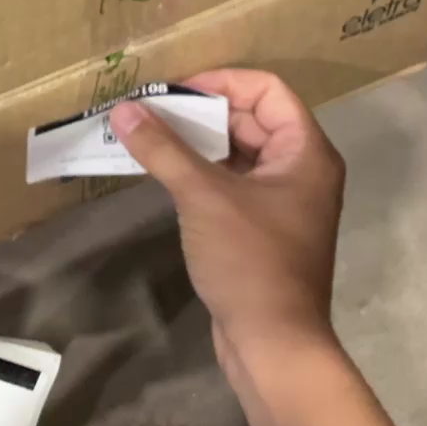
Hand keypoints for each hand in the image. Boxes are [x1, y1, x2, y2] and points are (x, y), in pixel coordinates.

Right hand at [110, 68, 344, 359]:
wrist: (273, 344)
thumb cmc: (250, 260)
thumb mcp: (202, 196)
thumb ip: (162, 148)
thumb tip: (122, 109)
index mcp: (304, 152)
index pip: (266, 89)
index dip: (220, 81)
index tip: (174, 92)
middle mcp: (299, 167)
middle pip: (248, 115)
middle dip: (198, 109)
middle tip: (150, 110)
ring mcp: (280, 197)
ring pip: (235, 147)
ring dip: (193, 138)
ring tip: (147, 133)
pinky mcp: (259, 221)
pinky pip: (228, 175)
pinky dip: (196, 166)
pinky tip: (160, 167)